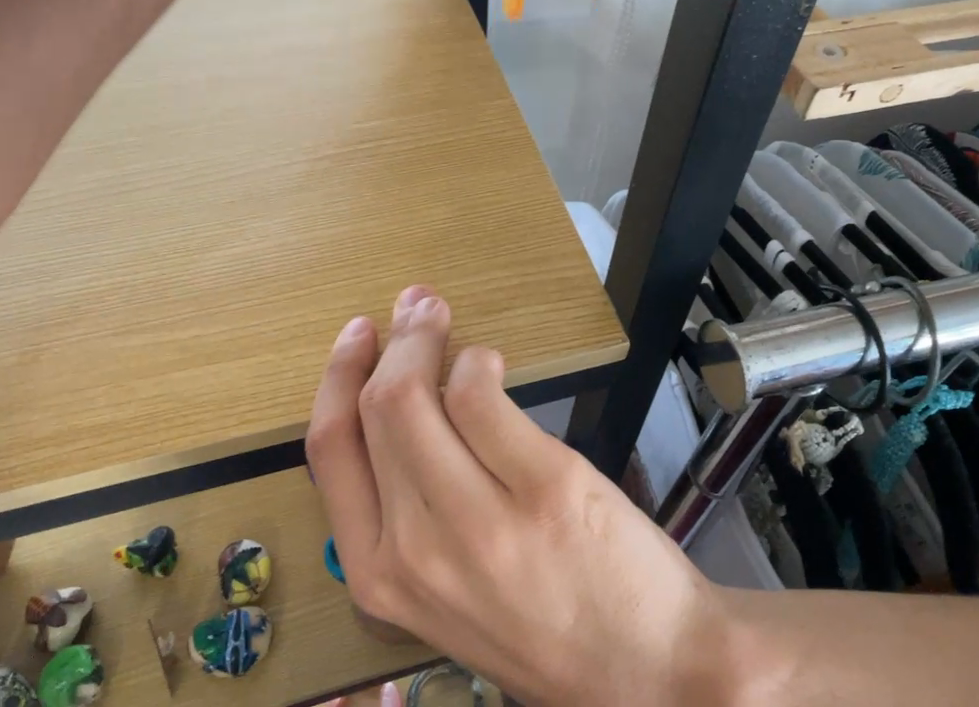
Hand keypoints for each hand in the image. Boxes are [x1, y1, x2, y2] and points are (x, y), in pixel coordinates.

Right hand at [306, 286, 737, 705]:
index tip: (357, 338)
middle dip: (391, 341)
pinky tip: (490, 364)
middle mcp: (415, 549)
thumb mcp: (442, 593)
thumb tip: (390, 408)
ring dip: (427, 336)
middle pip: (372, 407)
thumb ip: (403, 514)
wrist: (650, 670)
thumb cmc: (539, 623)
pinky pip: (479, 393)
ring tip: (444, 321)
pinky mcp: (543, 485)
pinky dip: (478, 361)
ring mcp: (479, 520)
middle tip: (415, 308)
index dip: (336, 378)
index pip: (327, 450)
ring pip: (413, 392)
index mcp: (378, 576)